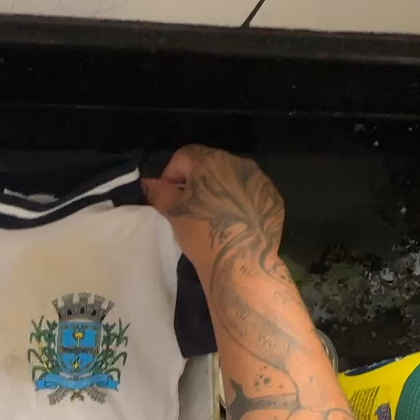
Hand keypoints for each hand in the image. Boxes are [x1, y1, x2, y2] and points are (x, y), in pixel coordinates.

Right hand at [141, 145, 285, 287]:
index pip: (184, 156)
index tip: (168, 197)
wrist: (240, 263)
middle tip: (188, 210)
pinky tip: (233, 226)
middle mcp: (239, 163)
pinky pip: (251, 196)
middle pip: (210, 165)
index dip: (171, 175)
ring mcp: (260, 180)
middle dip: (197, 183)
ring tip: (212, 219)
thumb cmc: (201, 233)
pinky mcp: (273, 200)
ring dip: (219, 193)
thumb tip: (147, 183)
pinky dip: (240, 205)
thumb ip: (159, 192)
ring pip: (232, 180)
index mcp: (211, 160)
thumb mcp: (173, 212)